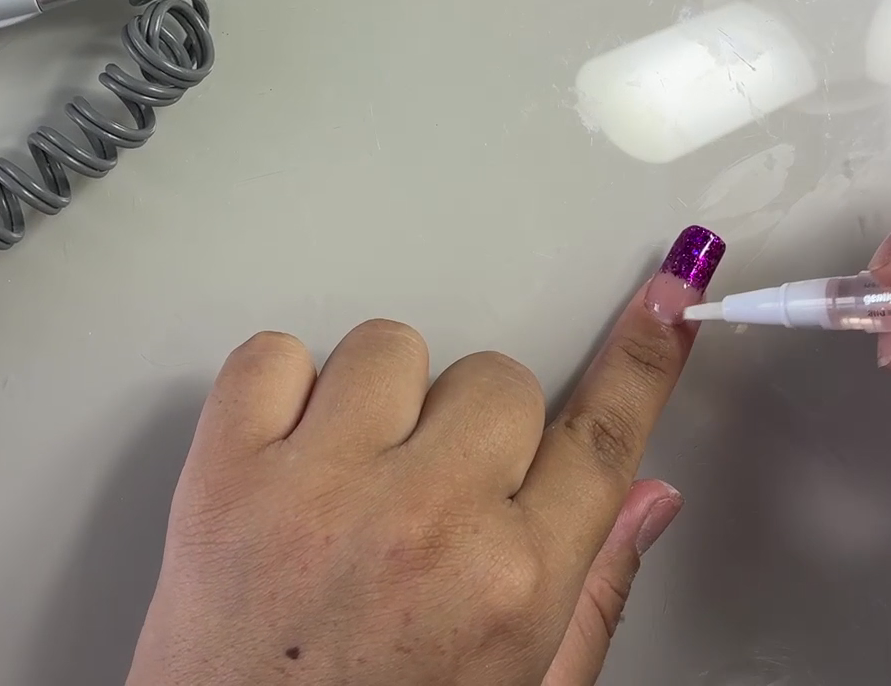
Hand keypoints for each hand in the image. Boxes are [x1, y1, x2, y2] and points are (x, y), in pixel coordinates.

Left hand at [125, 227, 724, 685]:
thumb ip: (591, 590)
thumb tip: (646, 492)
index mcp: (512, 585)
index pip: (599, 437)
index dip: (639, 362)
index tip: (663, 300)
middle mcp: (427, 522)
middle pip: (491, 376)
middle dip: (463, 419)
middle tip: (417, 480)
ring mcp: (321, 485)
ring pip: (386, 345)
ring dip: (372, 394)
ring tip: (342, 473)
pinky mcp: (228, 464)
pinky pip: (275, 351)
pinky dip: (278, 383)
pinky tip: (278, 450)